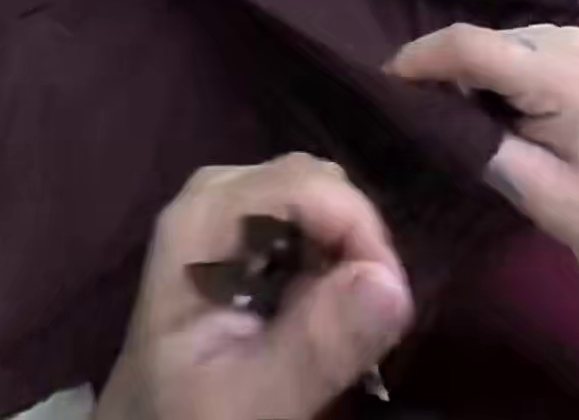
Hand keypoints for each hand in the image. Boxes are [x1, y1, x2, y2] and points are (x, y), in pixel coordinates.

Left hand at [95, 154, 413, 419]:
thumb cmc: (187, 416)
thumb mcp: (249, 402)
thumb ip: (315, 346)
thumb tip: (391, 282)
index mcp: (202, 217)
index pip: (300, 182)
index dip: (356, 226)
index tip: (390, 299)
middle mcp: (216, 192)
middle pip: (311, 182)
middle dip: (351, 241)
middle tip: (367, 322)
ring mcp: (228, 204)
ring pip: (315, 197)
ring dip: (343, 253)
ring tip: (340, 324)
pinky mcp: (244, 226)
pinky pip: (306, 218)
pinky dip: (329, 259)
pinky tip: (318, 310)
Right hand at [386, 24, 578, 277]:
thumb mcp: (529, 187)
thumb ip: (469, 139)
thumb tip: (414, 105)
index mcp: (564, 76)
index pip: (470, 46)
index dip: (418, 59)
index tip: (383, 85)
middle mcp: (563, 38)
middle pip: (471, 39)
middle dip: (433, 69)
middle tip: (412, 110)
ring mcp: (564, 34)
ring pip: (479, 40)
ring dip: (453, 71)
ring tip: (444, 111)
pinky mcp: (559, 40)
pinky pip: (496, 45)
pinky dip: (474, 70)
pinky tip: (479, 103)